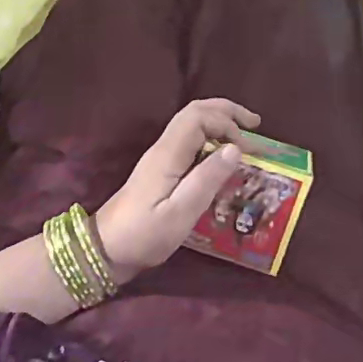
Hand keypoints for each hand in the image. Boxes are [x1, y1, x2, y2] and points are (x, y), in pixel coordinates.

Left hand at [96, 99, 258, 280]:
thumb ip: (207, 179)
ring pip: (191, 124)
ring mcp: (160, 158)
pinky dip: (211, 139)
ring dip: (220, 123)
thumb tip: (235, 149)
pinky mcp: (160, 170)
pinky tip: (223, 156)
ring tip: (245, 135)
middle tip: (256, 124)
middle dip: (227, 112)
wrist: (106, 249)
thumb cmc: (144, 235)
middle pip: (194, 112)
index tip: (247, 148)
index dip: (226, 122)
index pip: (198, 117)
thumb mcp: (180, 213)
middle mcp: (163, 148)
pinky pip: (189, 142)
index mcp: (168, 154)